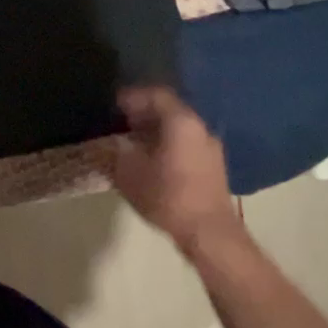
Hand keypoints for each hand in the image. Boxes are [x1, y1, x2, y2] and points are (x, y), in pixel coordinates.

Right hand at [109, 87, 240, 252]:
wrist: (208, 232)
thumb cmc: (167, 196)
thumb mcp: (129, 172)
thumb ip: (119, 151)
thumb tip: (116, 143)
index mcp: (181, 122)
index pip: (156, 95)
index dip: (133, 96)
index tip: (114, 103)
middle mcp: (200, 128)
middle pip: (170, 110)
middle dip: (144, 112)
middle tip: (121, 120)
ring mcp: (210, 148)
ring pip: (179, 128)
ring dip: (156, 130)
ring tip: (133, 140)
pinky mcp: (213, 166)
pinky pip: (186, 143)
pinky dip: (167, 143)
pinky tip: (151, 158)